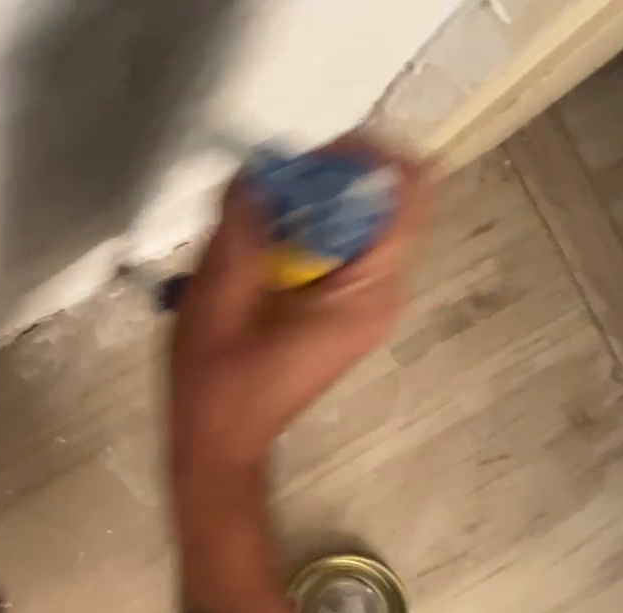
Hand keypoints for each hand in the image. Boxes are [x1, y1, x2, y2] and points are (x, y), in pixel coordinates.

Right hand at [170, 133, 431, 472]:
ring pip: (360, 223)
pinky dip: (306, 237)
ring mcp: (368, 308)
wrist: (218, 444)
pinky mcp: (347, 316)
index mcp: (366, 294)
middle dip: (326, 183)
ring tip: (255, 228)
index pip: (406, 187)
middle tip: (265, 196)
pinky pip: (342, 252)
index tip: (298, 165)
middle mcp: (383, 296)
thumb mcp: (217, 299)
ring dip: (310, 210)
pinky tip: (260, 258)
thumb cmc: (216, 385)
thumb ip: (240, 227)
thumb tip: (257, 169)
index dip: (359, 156)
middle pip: (384, 200)